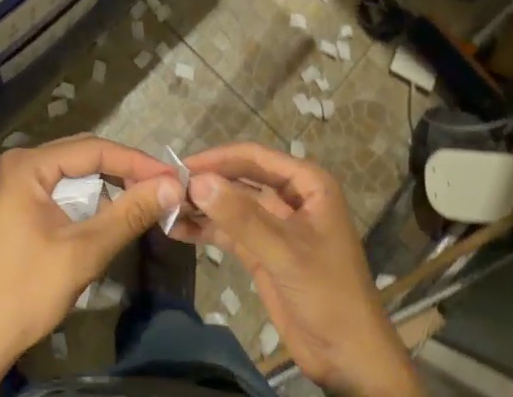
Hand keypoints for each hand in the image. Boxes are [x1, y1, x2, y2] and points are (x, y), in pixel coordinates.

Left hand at [0, 135, 182, 396]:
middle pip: (78, 156)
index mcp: (24, 166)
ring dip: (102, 185)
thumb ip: (129, 214)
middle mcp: (11, 164)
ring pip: (66, 174)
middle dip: (121, 171)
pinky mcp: (4, 207)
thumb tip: (172, 186)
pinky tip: (103, 213)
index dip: (136, 162)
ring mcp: (4, 185)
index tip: (172, 177)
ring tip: (140, 198)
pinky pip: (51, 190)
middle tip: (161, 187)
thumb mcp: (84, 252)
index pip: (92, 149)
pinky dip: (80, 199)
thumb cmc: (25, 292)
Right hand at [175, 143, 422, 395]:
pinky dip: (206, 230)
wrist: (349, 355)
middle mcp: (292, 198)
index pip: (255, 157)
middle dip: (207, 182)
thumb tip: (197, 181)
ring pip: (233, 205)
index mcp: (308, 184)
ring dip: (202, 206)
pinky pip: (231, 232)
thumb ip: (242, 216)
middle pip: (241, 178)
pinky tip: (177, 229)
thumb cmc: (328, 293)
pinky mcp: (264, 253)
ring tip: (163, 208)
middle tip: (165, 188)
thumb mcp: (284, 251)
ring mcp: (277, 226)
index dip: (218, 158)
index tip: (179, 166)